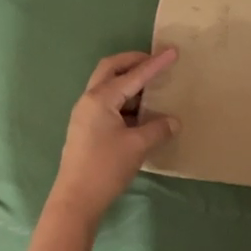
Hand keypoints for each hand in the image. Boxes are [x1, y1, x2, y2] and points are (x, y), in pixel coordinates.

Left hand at [46, 50, 180, 227]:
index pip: (133, 75)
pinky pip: (106, 106)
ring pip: (107, 88)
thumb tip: (173, 121)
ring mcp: (84, 115)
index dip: (155, 64)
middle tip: (154, 62)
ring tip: (151, 89)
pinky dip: (123, 102)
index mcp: (100, 98)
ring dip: (128, 83)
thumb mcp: (138, 147)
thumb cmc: (106, 167)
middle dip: (133, 62)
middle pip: (110, 70)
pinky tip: (139, 114)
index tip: (173, 51)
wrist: (76, 198)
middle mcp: (89, 101)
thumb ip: (158, 129)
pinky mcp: (85, 130)